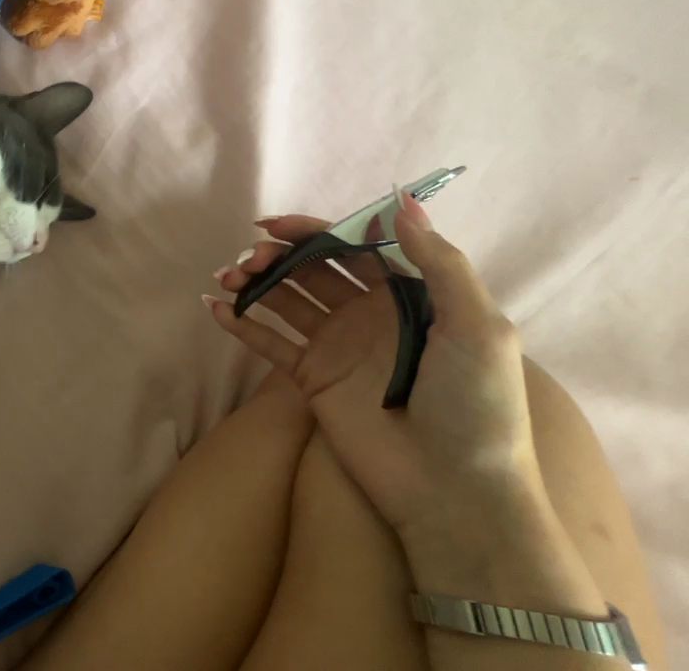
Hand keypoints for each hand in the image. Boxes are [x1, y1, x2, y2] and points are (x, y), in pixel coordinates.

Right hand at [203, 196, 541, 538]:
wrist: (454, 487)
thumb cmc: (476, 405)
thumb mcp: (478, 329)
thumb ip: (439, 265)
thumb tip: (400, 203)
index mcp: (409, 299)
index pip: (353, 249)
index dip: (313, 232)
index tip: (273, 225)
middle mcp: (368, 315)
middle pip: (311, 270)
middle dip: (277, 255)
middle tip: (250, 258)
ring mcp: (336, 345)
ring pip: (284, 298)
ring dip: (253, 282)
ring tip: (228, 278)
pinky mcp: (309, 376)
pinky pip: (266, 341)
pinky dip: (238, 322)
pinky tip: (214, 307)